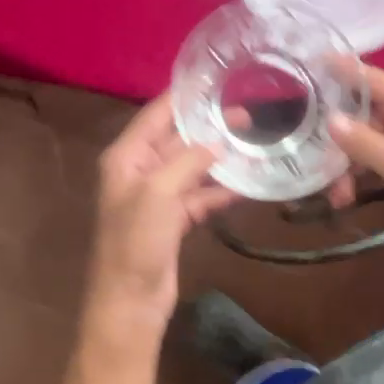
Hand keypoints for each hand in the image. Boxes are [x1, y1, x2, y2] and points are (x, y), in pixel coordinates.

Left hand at [85, 94, 241, 337]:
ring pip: (193, 166)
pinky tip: (250, 181)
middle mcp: (141, 169)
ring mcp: (158, 195)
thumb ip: (188, 160)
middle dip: (210, 126)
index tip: (217, 80)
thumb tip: (217, 142)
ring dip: (220, 158)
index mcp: (127, 156)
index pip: (157, 113)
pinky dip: (222, 188)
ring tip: (255, 142)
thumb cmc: (135, 241)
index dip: (185, 96)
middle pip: (178, 138)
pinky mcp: (174, 219)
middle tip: (248, 113)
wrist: (130, 303)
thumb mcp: (159, 192)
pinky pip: (201, 194)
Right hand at [327, 66, 383, 244]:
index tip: (311, 61)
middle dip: (339, 134)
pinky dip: (366, 170)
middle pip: (367, 111)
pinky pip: (383, 154)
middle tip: (315, 159)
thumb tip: (330, 118)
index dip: (341, 69)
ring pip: (371, 136)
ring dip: (351, 161)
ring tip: (337, 195)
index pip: (371, 77)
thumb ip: (365, 143)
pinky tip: (351, 194)